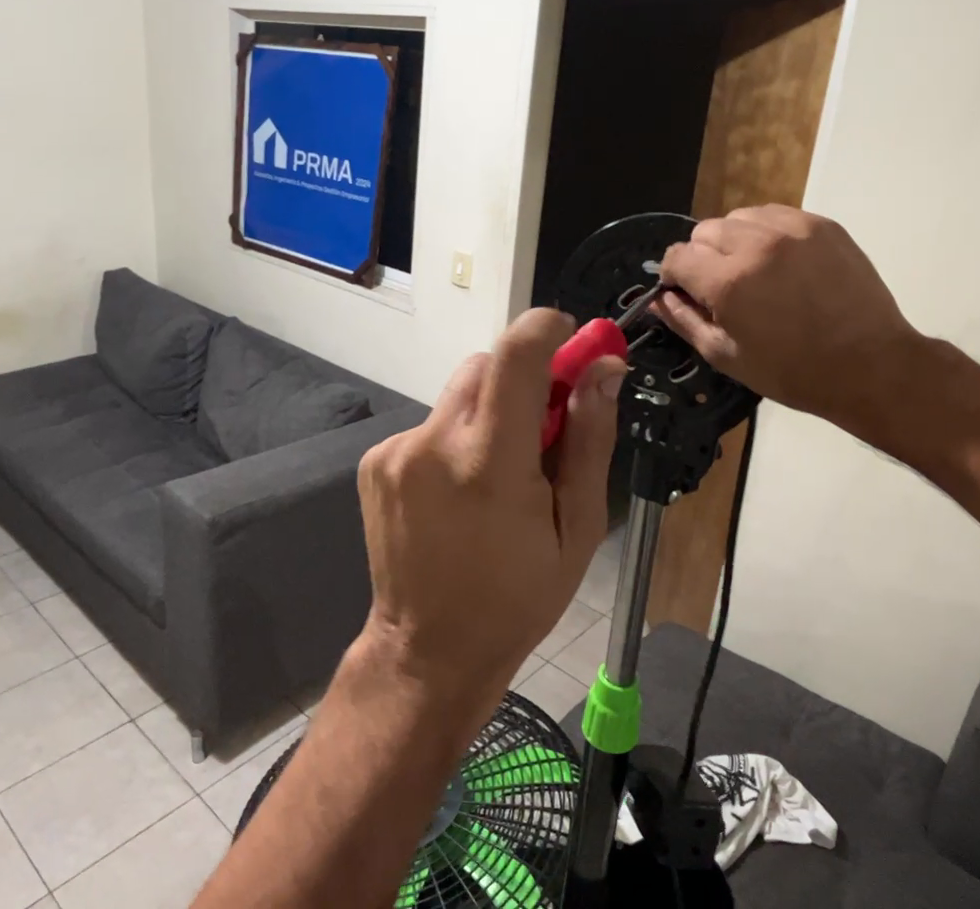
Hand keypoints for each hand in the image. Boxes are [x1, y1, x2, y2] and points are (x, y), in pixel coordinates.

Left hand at [356, 310, 625, 724]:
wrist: (429, 648)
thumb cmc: (518, 598)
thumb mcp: (578, 528)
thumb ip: (589, 439)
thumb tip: (605, 369)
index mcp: (491, 462)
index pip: (517, 352)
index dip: (550, 330)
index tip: (573, 343)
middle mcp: (434, 443)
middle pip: (485, 365)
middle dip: (522, 382)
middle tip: (544, 432)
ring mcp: (396, 452)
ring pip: (457, 394)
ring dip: (488, 414)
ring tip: (497, 476)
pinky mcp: (375, 463)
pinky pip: (429, 426)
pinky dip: (454, 441)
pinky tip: (460, 493)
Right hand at [655, 204, 927, 438]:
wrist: (869, 364)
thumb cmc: (792, 371)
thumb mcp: (726, 356)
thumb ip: (685, 321)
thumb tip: (660, 299)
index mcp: (728, 280)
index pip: (677, 256)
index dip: (673, 276)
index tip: (684, 293)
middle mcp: (756, 244)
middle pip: (705, 231)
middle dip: (702, 257)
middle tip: (722, 287)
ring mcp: (793, 229)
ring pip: (739, 217)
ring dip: (734, 240)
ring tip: (752, 271)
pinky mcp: (822, 225)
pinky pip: (776, 215)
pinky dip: (767, 233)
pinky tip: (780, 262)